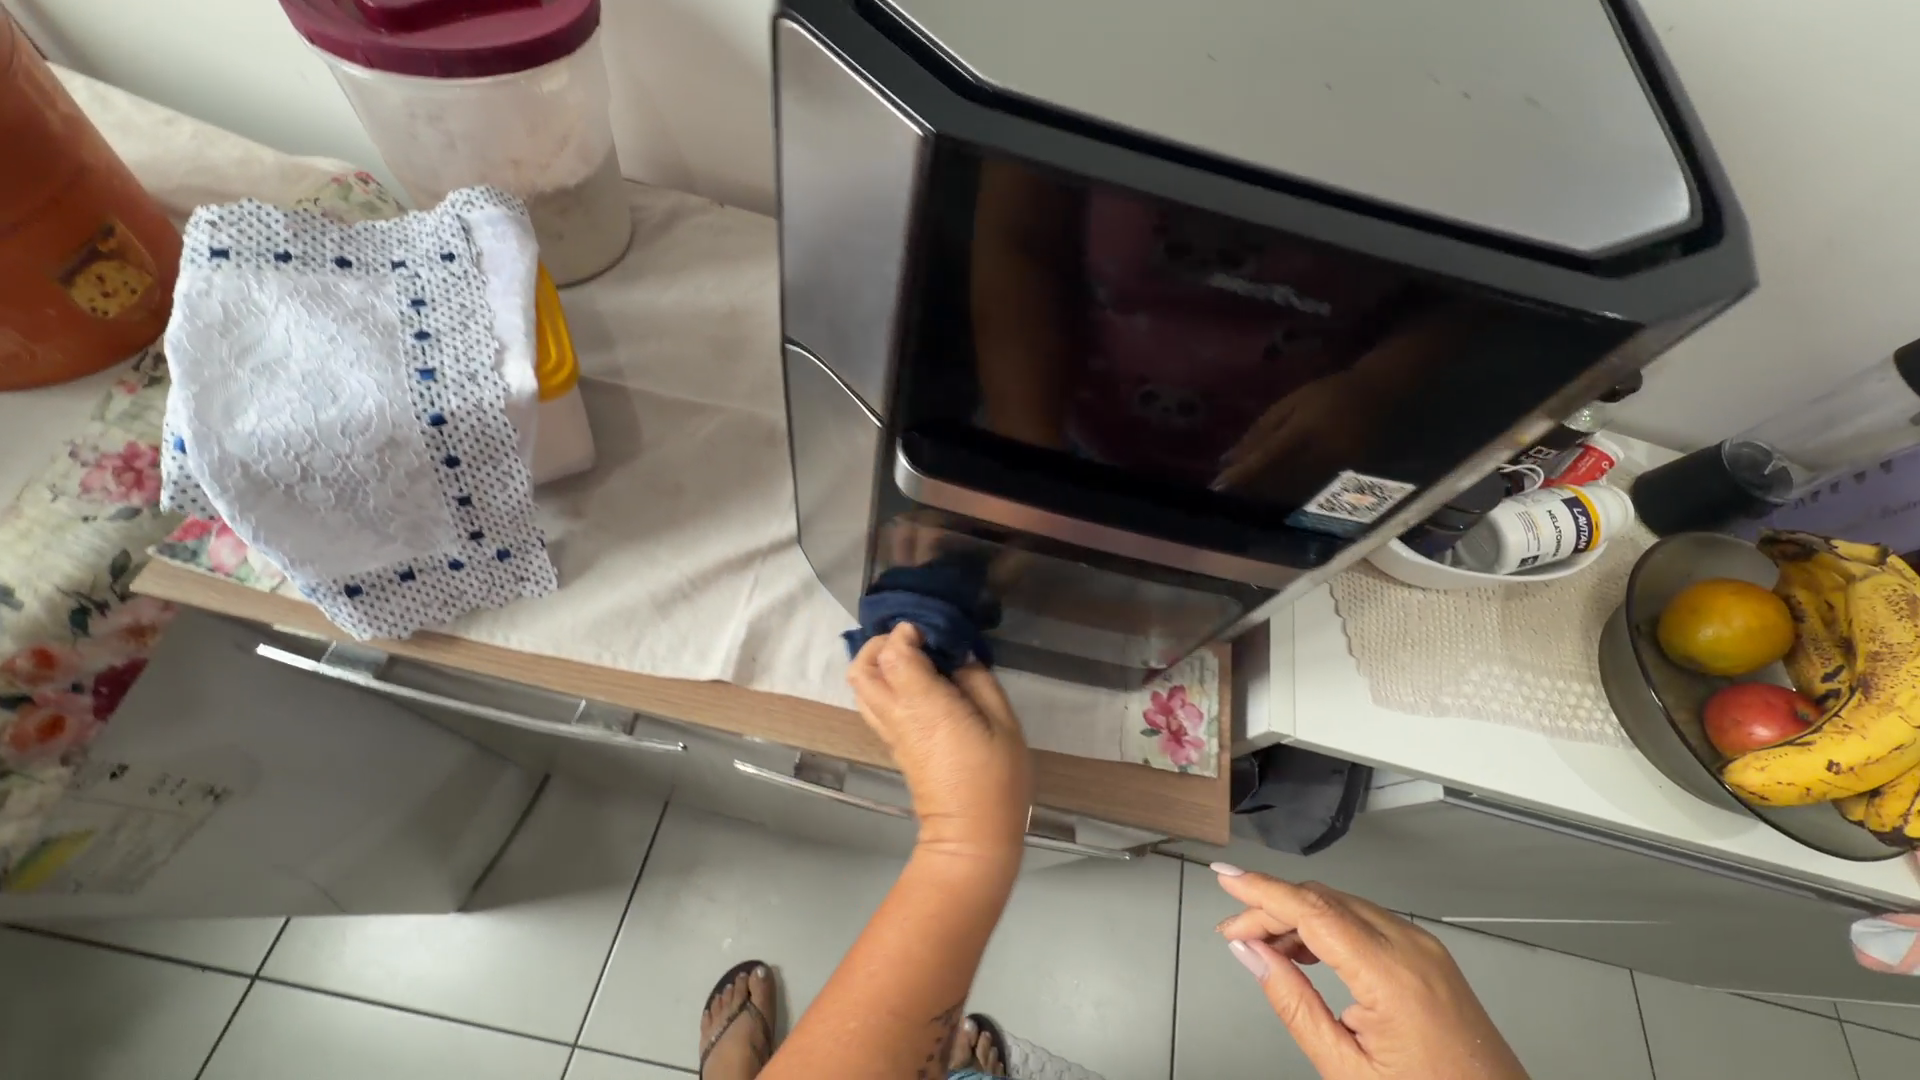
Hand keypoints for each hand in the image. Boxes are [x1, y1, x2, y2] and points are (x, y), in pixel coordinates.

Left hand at [847, 625, 1033, 865]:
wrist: (972, 835)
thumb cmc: (996, 779)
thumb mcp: (1003, 723)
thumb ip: (978, 681)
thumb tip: (959, 658)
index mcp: (923, 705)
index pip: (893, 654)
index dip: (906, 633)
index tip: (933, 630)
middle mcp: (897, 715)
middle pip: (862, 668)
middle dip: (880, 643)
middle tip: (914, 639)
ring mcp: (890, 733)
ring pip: (860, 688)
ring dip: (876, 664)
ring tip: (912, 658)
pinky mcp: (893, 746)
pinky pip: (873, 705)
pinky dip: (883, 684)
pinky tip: (914, 684)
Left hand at [1213, 369, 1386, 502]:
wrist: (1379, 397)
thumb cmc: (1327, 394)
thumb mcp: (1290, 405)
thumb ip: (1259, 432)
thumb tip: (1226, 459)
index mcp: (1304, 432)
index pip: (1264, 459)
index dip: (1240, 475)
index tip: (1217, 486)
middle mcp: (1319, 455)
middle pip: (1274, 480)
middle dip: (1247, 489)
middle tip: (1224, 495)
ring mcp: (1332, 470)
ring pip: (1288, 490)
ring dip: (1262, 496)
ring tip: (1240, 497)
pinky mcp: (1341, 480)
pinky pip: (1304, 492)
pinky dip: (1281, 496)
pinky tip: (1267, 495)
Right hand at [1213, 867, 1527, 1079]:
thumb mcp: (1347, 1070)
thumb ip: (1293, 1004)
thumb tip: (1250, 951)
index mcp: (1392, 975)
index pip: (1311, 911)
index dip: (1262, 889)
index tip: (1223, 876)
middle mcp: (1411, 946)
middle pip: (1323, 900)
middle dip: (1272, 907)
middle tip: (1234, 934)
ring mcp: (1425, 947)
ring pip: (1341, 905)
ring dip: (1297, 915)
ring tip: (1262, 944)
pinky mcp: (1429, 955)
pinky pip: (1364, 921)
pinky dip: (1326, 925)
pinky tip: (1303, 950)